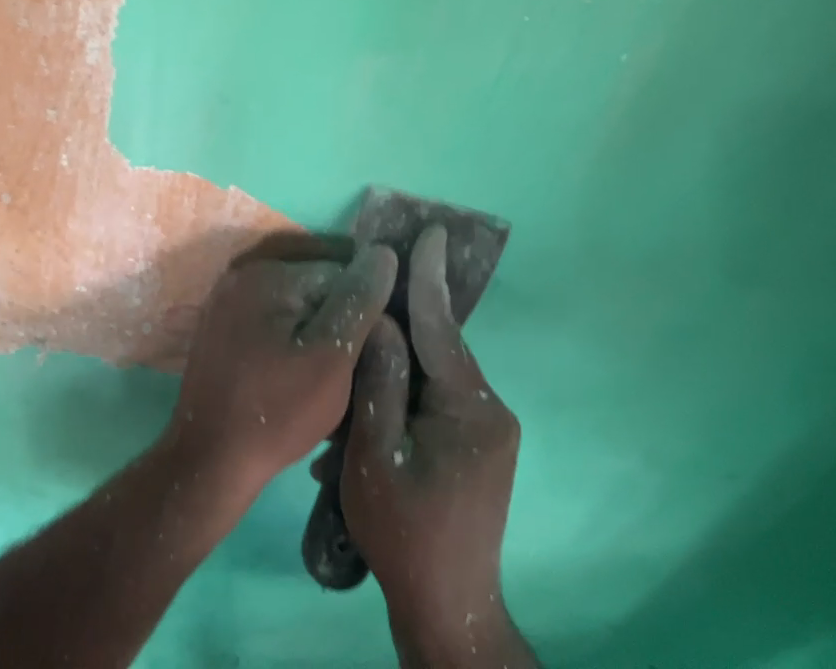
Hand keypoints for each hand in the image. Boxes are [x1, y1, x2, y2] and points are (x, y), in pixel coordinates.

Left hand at [166, 239, 398, 489]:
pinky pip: (271, 325)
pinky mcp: (221, 333)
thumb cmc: (277, 410)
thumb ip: (359, 301)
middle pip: (314, 287)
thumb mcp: (331, 356)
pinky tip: (305, 376)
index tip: (380, 344)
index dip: (367, 307)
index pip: (340, 271)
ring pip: (294, 309)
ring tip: (338, 375)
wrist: (212, 460)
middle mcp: (240, 278)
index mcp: (266, 273)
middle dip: (341, 318)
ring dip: (318, 334)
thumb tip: (383, 253)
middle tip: (363, 362)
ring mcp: (225, 305)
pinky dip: (293, 343)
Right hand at [342, 226, 529, 665]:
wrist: (446, 604)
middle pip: (436, 351)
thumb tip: (381, 324)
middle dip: (395, 332)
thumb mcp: (375, 453)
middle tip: (361, 299)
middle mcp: (489, 412)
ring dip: (390, 377)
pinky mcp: (476, 452)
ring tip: (346, 379)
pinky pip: (432, 407)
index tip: (429, 231)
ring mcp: (486, 435)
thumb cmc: (405, 529)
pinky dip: (398, 403)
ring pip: (430, 381)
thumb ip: (378, 384)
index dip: (428, 278)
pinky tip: (363, 421)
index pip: (444, 328)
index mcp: (471, 408)